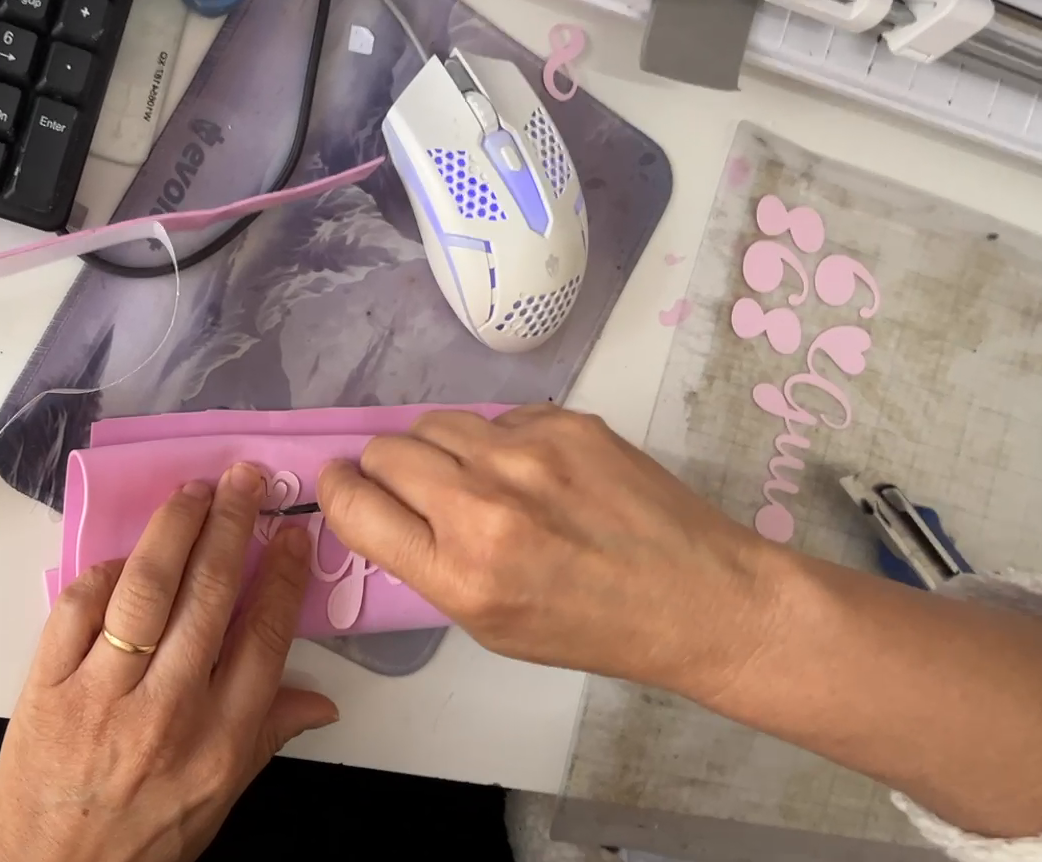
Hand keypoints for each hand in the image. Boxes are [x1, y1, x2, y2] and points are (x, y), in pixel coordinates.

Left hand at [0, 464, 338, 861]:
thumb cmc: (144, 835)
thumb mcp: (220, 800)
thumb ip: (267, 737)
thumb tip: (323, 699)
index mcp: (219, 740)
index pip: (262, 638)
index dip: (281, 576)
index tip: (290, 530)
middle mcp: (167, 710)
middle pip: (207, 596)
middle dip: (230, 525)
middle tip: (245, 478)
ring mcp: (102, 693)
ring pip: (145, 589)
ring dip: (174, 529)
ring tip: (194, 490)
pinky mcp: (49, 683)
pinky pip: (79, 608)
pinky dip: (104, 573)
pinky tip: (125, 555)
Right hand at [316, 405, 780, 698]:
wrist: (703, 599)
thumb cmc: (585, 625)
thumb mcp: (484, 622)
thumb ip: (421, 558)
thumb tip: (376, 496)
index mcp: (458, 573)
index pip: (353, 504)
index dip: (338, 488)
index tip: (345, 483)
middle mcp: (482, 508)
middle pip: (383, 449)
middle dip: (386, 467)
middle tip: (421, 488)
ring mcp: (525, 456)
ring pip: (433, 422)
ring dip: (439, 447)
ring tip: (479, 475)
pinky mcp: (563, 422)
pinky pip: (494, 417)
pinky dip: (497, 440)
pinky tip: (536, 471)